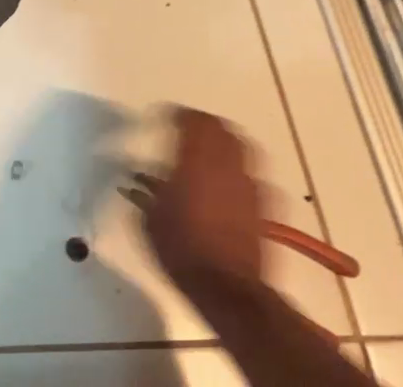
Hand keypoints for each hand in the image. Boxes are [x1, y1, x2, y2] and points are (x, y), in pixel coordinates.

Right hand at [127, 107, 265, 298]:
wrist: (226, 289)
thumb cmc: (180, 251)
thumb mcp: (150, 220)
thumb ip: (146, 194)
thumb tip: (137, 182)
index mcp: (194, 163)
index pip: (192, 121)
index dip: (178, 114)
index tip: (164, 115)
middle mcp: (225, 167)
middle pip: (223, 129)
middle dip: (206, 123)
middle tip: (189, 126)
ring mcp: (249, 186)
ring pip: (243, 148)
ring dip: (226, 143)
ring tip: (212, 150)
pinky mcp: (264, 206)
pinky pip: (253, 176)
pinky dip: (240, 171)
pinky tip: (230, 182)